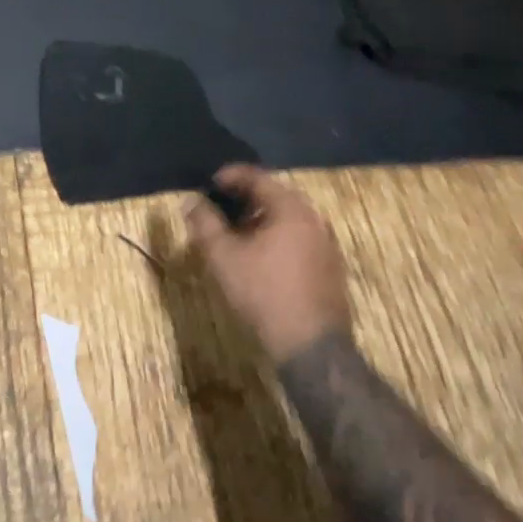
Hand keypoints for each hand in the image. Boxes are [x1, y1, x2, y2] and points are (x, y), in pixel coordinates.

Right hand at [186, 165, 351, 361]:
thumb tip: (191, 200)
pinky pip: (300, 237)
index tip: (208, 184)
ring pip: (289, 218)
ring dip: (261, 218)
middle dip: (245, 198)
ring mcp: (328, 244)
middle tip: (219, 207)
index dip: (229, 176)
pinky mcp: (331, 267)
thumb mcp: (222, 255)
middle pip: (276, 195)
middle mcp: (315, 220)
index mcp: (291, 210)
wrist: (310, 345)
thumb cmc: (262, 292)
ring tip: (235, 231)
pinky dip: (277, 236)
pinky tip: (259, 255)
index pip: (258, 177)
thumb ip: (204, 222)